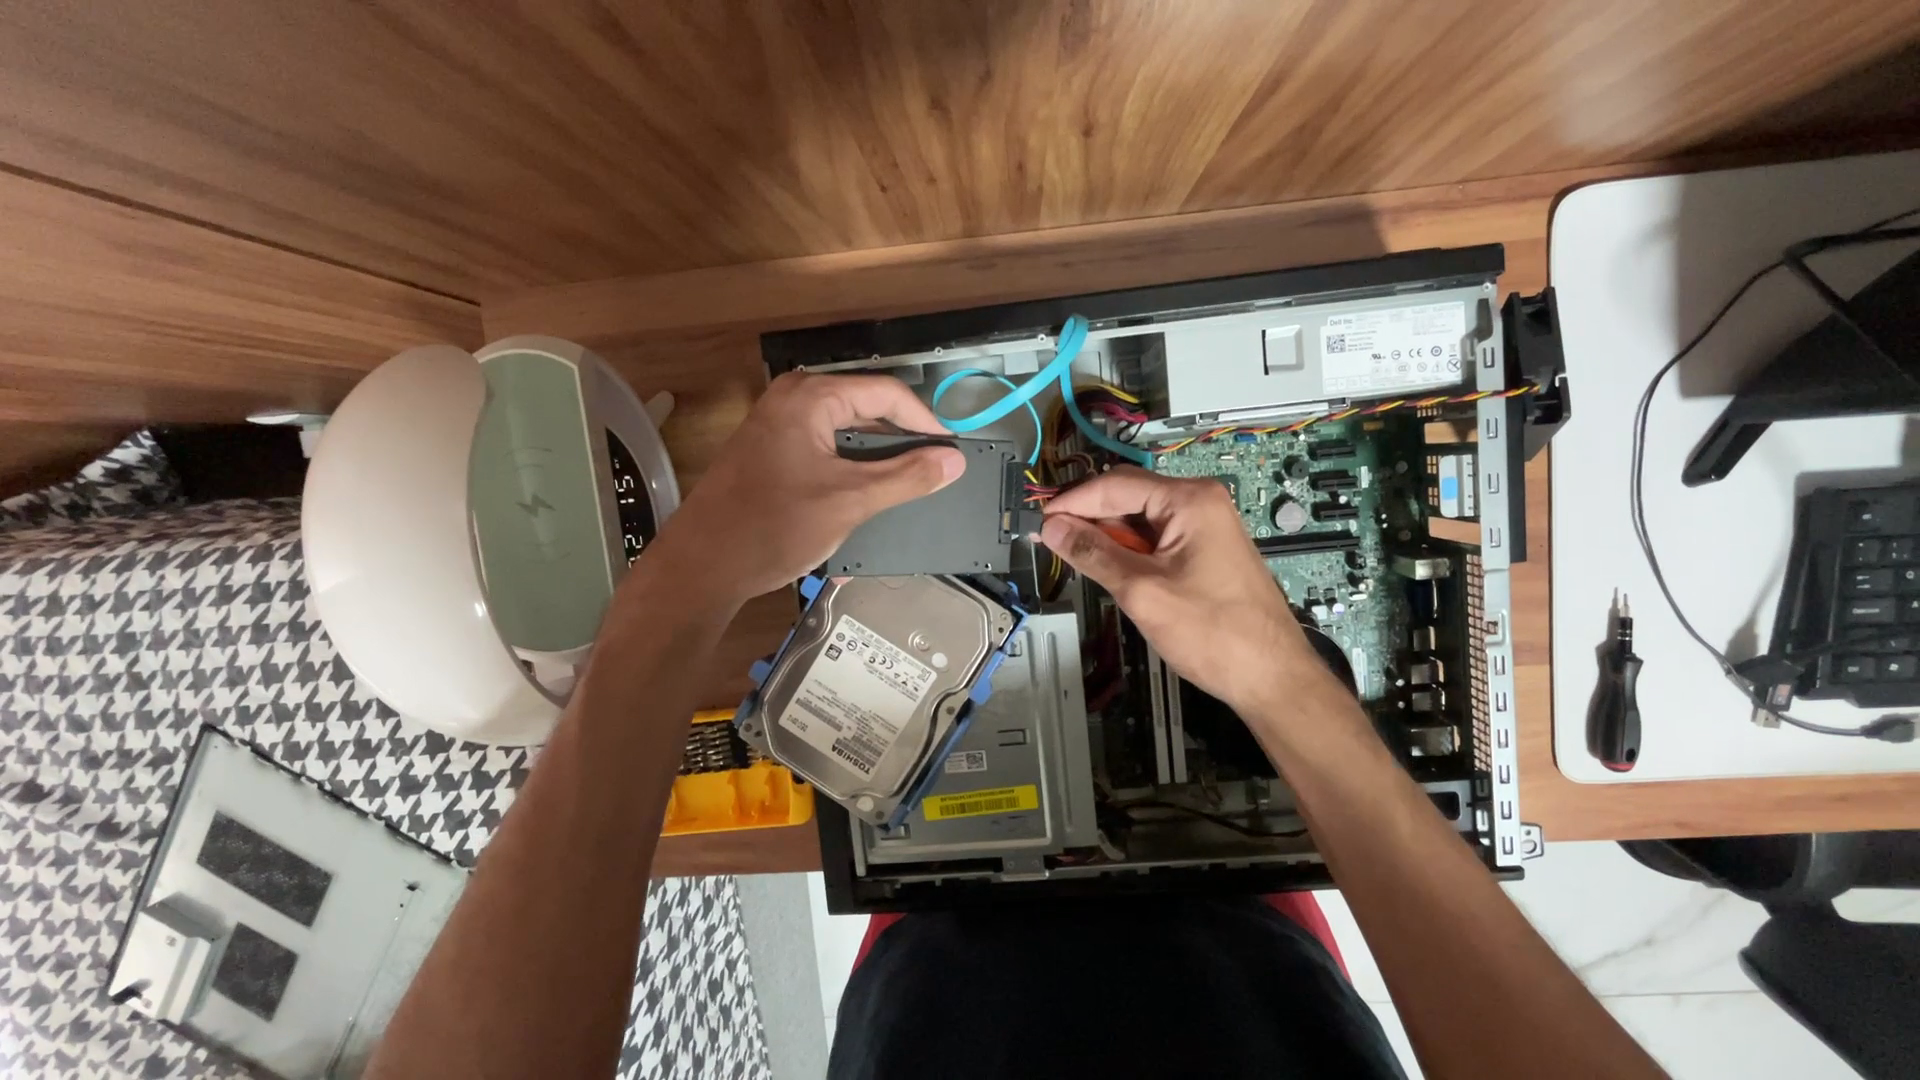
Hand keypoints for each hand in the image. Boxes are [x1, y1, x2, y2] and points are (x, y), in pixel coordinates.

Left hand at [650, 372, 964, 604]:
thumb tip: (953, 461)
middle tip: (934, 466)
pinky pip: (824, 444)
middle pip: (865, 406)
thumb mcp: (850, 501)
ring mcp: (777, 424)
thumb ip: (906, 477)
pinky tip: (868, 488)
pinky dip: (850, 463)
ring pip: (844, 428)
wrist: (703, 565)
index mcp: (810, 397)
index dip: (924, 421)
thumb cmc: (772, 527)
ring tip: (908, 480)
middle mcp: (791, 399)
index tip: (952, 449)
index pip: (886, 393)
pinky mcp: (770, 450)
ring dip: (876, 453)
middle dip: (901, 436)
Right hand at [1040, 466, 1329, 716]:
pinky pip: (1155, 538)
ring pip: (1138, 519)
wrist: (1270, 676)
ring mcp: (1205, 526)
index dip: (1073, 502)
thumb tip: (1054, 529)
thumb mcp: (1141, 591)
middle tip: (1053, 542)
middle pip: (1127, 495)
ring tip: (1078, 560)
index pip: (1115, 485)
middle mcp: (1200, 503)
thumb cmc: (1215, 634)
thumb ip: (1093, 554)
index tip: (1040, 523)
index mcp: (1190, 500)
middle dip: (1088, 517)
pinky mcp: (1204, 550)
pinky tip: (1111, 570)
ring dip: (1107, 537)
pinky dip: (1129, 551)